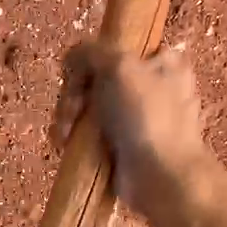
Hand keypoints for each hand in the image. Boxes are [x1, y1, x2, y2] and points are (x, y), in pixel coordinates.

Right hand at [53, 41, 211, 222]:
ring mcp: (135, 120)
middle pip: (96, 79)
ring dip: (68, 117)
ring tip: (65, 133)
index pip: (115, 49)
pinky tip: (64, 143)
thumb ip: (91, 51)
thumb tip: (71, 57)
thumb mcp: (120, 66)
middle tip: (72, 110)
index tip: (79, 76)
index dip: (91, 61)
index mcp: (162, 63)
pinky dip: (73, 137)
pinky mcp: (120, 148)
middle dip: (75, 94)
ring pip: (88, 107)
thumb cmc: (146, 116)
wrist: (161, 176)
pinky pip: (88, 134)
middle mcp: (150, 88)